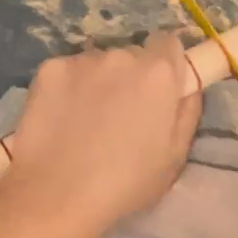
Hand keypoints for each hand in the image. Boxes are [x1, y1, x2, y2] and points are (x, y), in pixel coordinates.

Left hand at [0, 34, 200, 237]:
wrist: (57, 193)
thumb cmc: (126, 183)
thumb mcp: (175, 156)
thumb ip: (187, 112)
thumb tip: (189, 86)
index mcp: (158, 73)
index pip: (167, 44)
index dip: (165, 65)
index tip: (157, 90)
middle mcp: (121, 55)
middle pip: (131, 55)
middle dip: (129, 77)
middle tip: (119, 115)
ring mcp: (81, 60)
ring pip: (96, 64)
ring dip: (97, 82)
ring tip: (85, 122)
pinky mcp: (48, 69)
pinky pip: (66, 72)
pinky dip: (67, 88)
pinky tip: (61, 119)